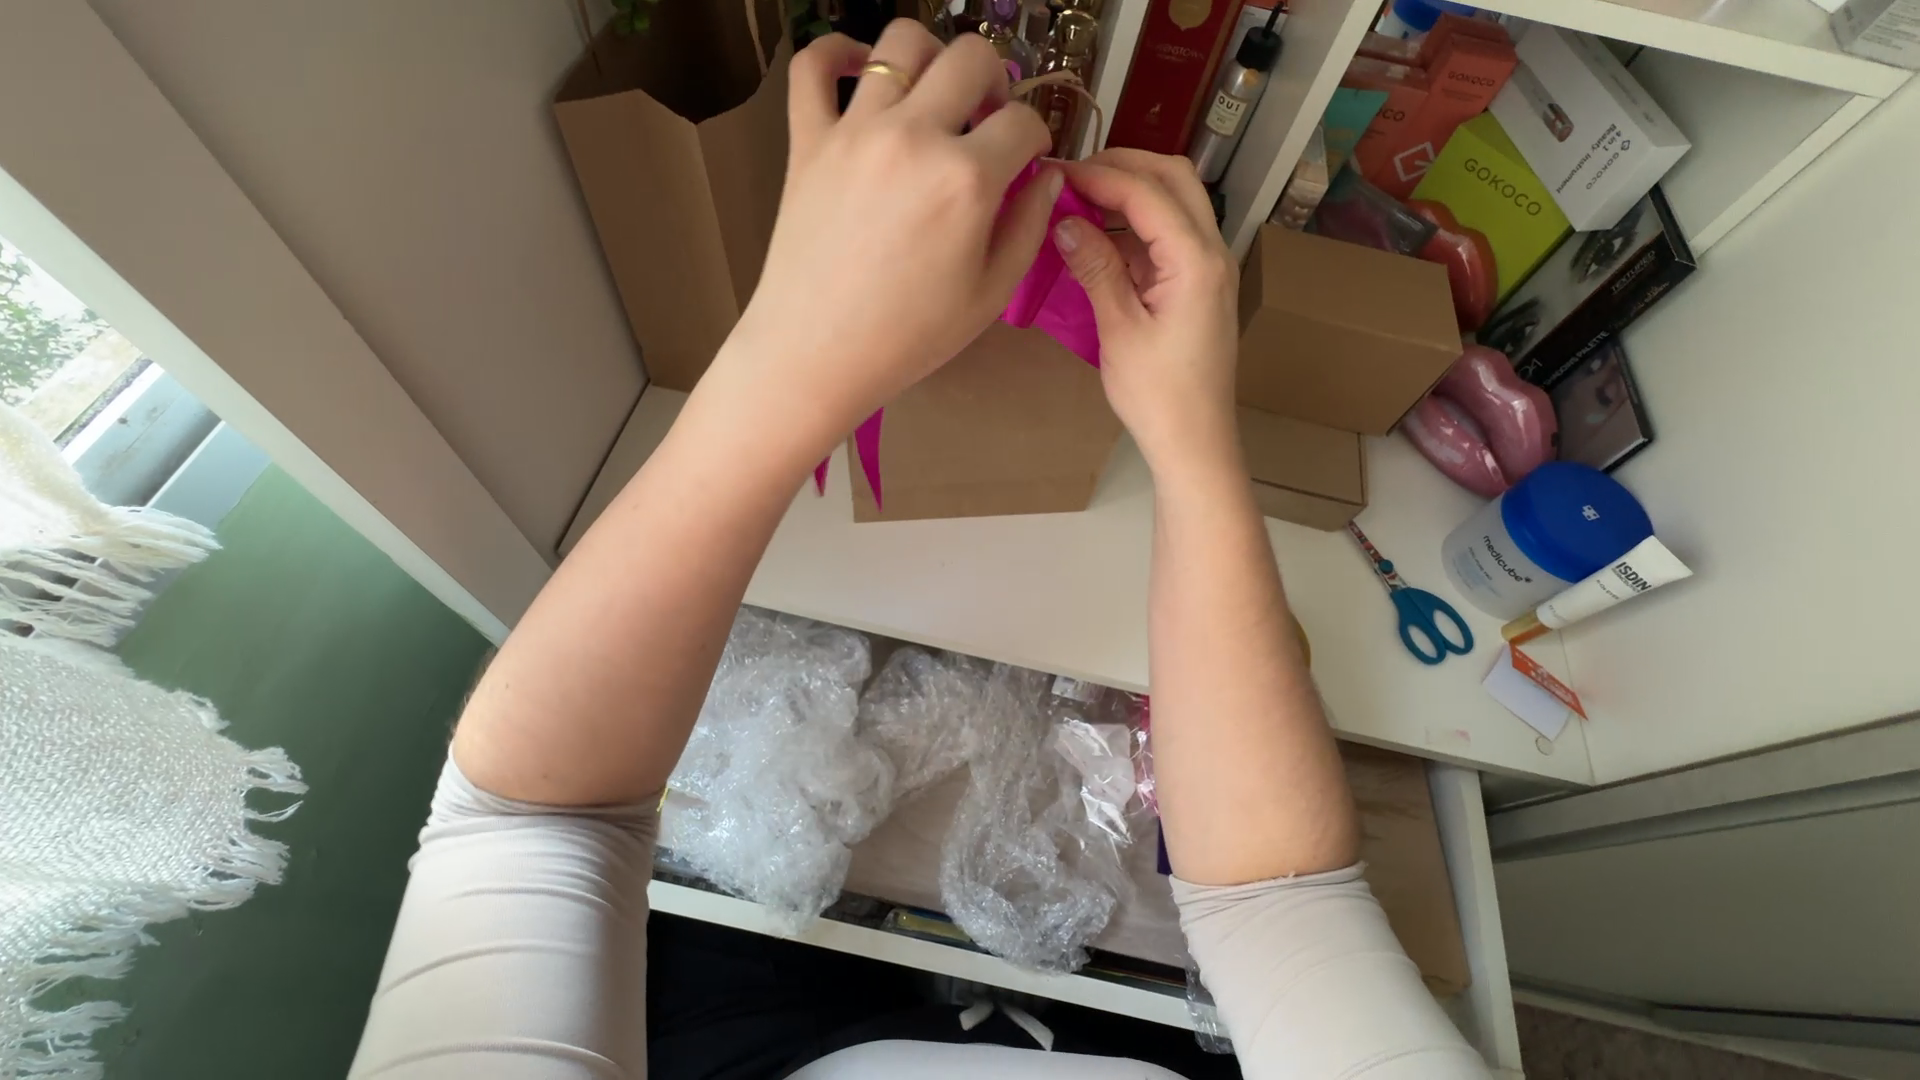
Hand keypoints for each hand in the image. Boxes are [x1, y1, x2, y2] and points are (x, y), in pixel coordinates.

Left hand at [712, 21, 1058, 444]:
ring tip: (933, 97)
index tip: (1028, 160)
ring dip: (931, 58)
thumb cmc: (908, 338)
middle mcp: (914, 137)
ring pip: (901, 42)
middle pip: (971, 57)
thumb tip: (1046, 179)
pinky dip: (837, 51)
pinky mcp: (808, 140)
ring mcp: (855, 132)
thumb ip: (1027, 228)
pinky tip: (860, 70)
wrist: (817, 354)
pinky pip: (813, 64)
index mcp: (966, 180)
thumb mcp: (989, 296)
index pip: (1022, 122)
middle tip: (987, 121)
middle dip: (995, 82)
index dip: (1036, 138)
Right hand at [1054, 150, 1242, 480]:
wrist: (1194, 440)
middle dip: (1123, 167)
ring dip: (1131, 194)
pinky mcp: (1198, 286)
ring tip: (1079, 203)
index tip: (1054, 174)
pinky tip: (1099, 242)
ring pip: (1175, 205)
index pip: (1147, 192)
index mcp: (1196, 260)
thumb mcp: (1119, 330)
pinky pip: (1169, 238)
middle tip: (1072, 178)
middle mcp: (1212, 252)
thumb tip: (1065, 221)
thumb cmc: (1157, 394)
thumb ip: (1096, 269)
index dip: (1098, 176)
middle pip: (1173, 179)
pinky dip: (1135, 228)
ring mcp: (1209, 268)